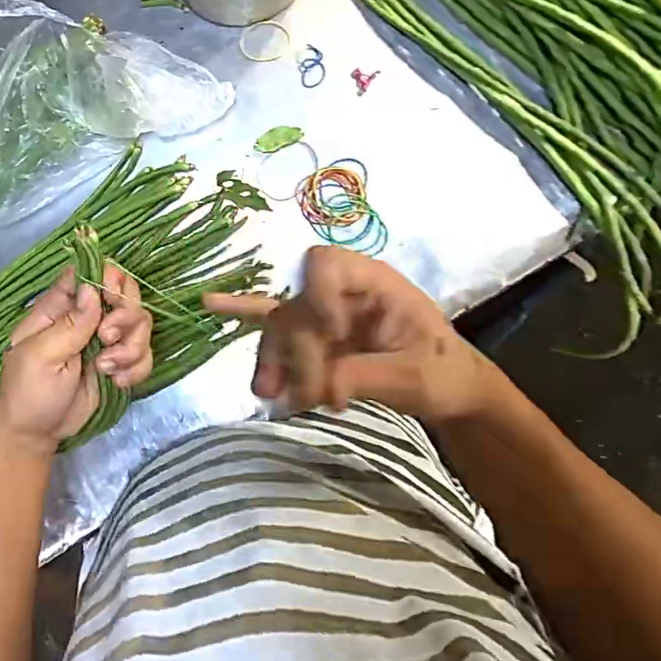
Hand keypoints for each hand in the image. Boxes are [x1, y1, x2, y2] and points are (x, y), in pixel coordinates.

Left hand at [0, 263, 153, 455]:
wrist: (36, 434)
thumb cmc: (28, 392)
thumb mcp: (40, 357)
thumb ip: (69, 324)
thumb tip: (91, 289)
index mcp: (60, 307)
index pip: (91, 272)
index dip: (109, 280)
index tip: (111, 302)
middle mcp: (87, 316)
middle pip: (126, 293)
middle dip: (126, 317)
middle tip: (107, 340)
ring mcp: (105, 339)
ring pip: (141, 323)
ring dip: (132, 347)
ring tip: (107, 369)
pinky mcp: (119, 362)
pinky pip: (145, 353)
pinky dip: (137, 367)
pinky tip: (117, 382)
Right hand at [203, 246, 505, 422]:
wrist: (450, 389)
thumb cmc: (443, 372)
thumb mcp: (415, 377)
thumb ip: (365, 376)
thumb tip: (319, 390)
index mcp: (373, 282)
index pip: (327, 265)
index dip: (316, 295)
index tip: (331, 336)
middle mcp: (341, 290)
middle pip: (296, 305)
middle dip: (293, 350)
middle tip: (304, 396)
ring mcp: (324, 311)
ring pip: (281, 324)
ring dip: (271, 358)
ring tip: (268, 394)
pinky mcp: (314, 335)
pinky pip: (275, 323)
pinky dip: (245, 316)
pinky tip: (211, 304)